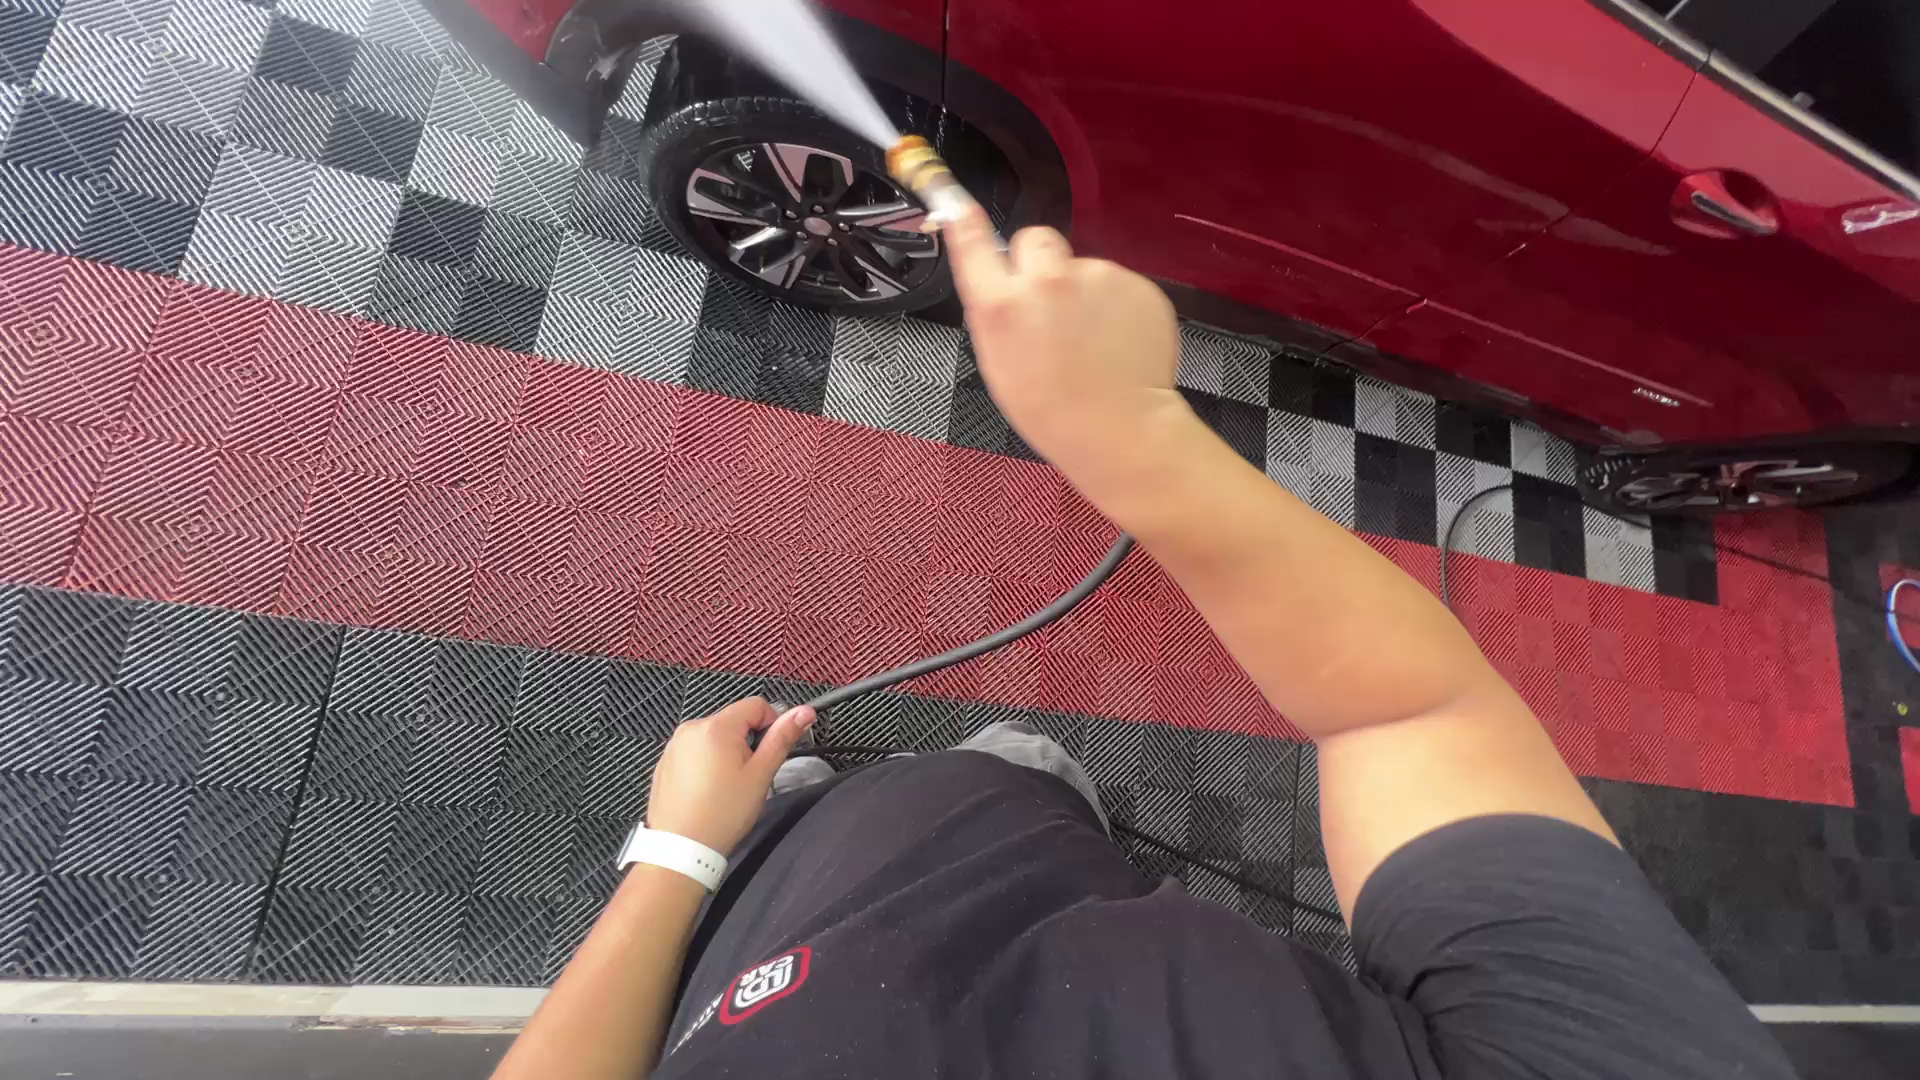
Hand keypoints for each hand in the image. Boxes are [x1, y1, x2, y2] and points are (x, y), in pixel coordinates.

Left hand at [646, 698, 814, 855]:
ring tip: (728, 786)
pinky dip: (708, 764)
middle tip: (750, 775)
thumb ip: (783, 738)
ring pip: (716, 737)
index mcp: (716, 727)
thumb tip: (804, 712)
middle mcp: (691, 729)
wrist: (680, 852)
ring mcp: (675, 746)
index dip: (772, 723)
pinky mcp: (666, 763)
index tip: (771, 750)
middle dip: (748, 742)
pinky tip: (710, 791)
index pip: (755, 705)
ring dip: (728, 752)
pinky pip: (696, 751)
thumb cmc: (721, 814)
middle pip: (735, 720)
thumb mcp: (760, 774)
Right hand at [943, 206, 1184, 463]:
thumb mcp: (998, 365)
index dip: (961, 217)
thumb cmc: (1054, 411)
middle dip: (1037, 263)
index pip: (970, 238)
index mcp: (1001, 306)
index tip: (954, 203)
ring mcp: (1094, 277)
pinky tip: (1112, 341)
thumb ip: (994, 314)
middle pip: (1033, 238)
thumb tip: (996, 283)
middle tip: (1048, 307)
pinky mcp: (1133, 283)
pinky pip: (1115, 282)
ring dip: (1080, 291)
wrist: (1117, 429)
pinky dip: (1113, 305)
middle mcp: (1045, 281)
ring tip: (1087, 341)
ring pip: (1078, 266)